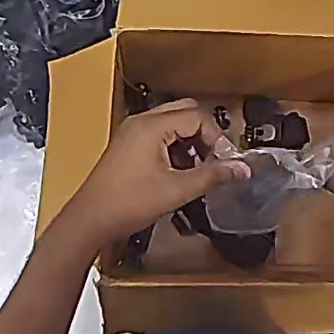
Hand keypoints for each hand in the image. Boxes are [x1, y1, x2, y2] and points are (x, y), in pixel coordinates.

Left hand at [50, 98, 249, 251]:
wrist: (90, 220)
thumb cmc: (128, 203)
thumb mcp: (177, 190)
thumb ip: (213, 176)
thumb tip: (243, 169)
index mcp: (152, 126)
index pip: (198, 117)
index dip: (217, 138)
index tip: (226, 161)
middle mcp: (141, 122)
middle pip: (186, 112)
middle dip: (206, 135)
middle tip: (216, 159)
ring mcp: (132, 133)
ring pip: (173, 123)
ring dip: (191, 141)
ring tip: (199, 169)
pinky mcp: (128, 146)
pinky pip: (160, 134)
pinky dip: (176, 147)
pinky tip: (180, 172)